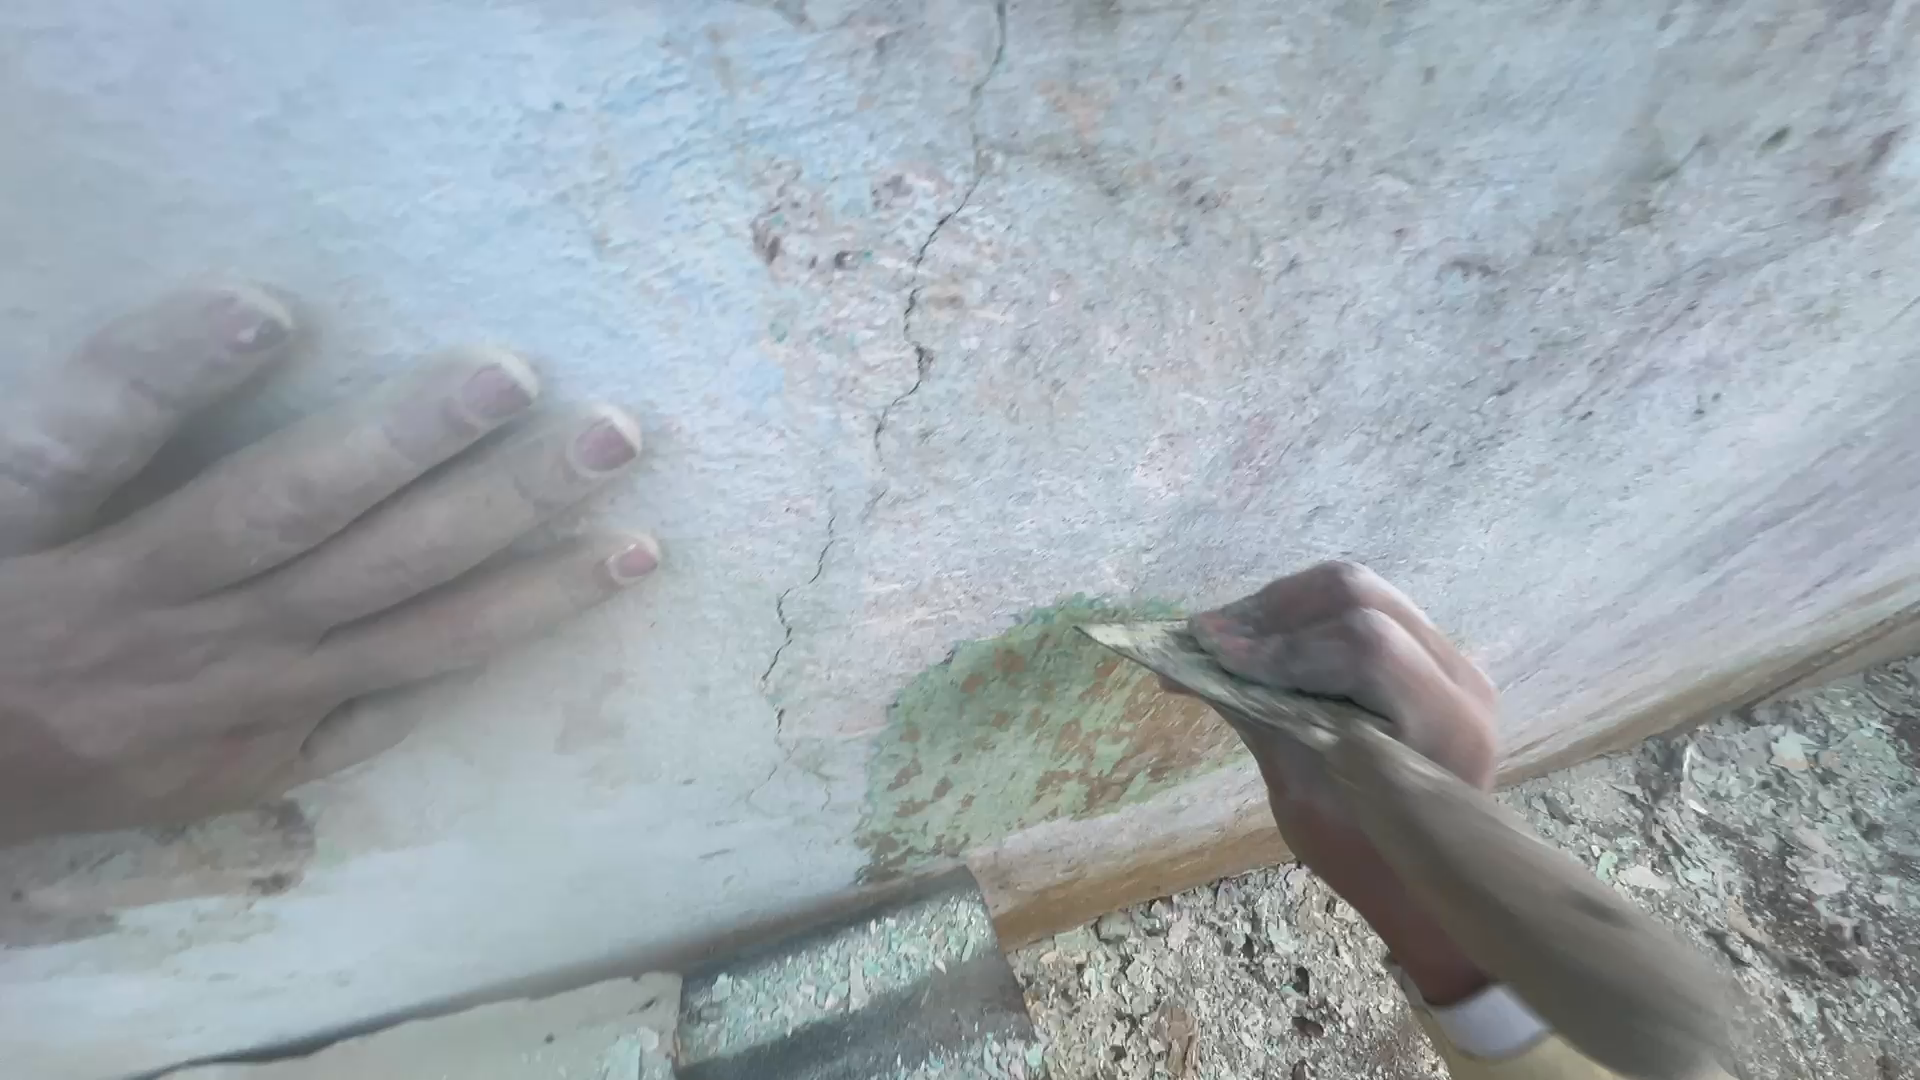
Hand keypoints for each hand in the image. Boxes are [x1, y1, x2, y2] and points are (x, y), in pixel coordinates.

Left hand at [0, 286, 658, 841]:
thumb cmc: (81, 763)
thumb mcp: (231, 781)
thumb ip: (343, 729)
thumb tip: (453, 680)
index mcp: (292, 689)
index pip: (458, 635)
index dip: (557, 593)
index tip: (645, 546)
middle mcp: (240, 632)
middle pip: (406, 557)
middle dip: (522, 497)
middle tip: (615, 435)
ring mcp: (133, 572)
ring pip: (296, 501)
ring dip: (410, 440)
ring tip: (507, 378)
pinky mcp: (13, 508)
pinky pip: (94, 436)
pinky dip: (176, 379)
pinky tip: (269, 314)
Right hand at [1186, 561, 1499, 1003]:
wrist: (1428, 878)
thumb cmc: (1364, 858)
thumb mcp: (1301, 801)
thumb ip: (1257, 722)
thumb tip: (1183, 668)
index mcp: (1444, 725)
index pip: (1363, 648)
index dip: (1280, 647)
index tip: (1212, 655)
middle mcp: (1456, 675)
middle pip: (1357, 596)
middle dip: (1271, 612)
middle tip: (1208, 639)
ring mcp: (1443, 654)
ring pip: (1353, 586)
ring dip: (1278, 605)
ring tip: (1225, 635)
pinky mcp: (1420, 648)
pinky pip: (1353, 602)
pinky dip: (1294, 612)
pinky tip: (1257, 638)